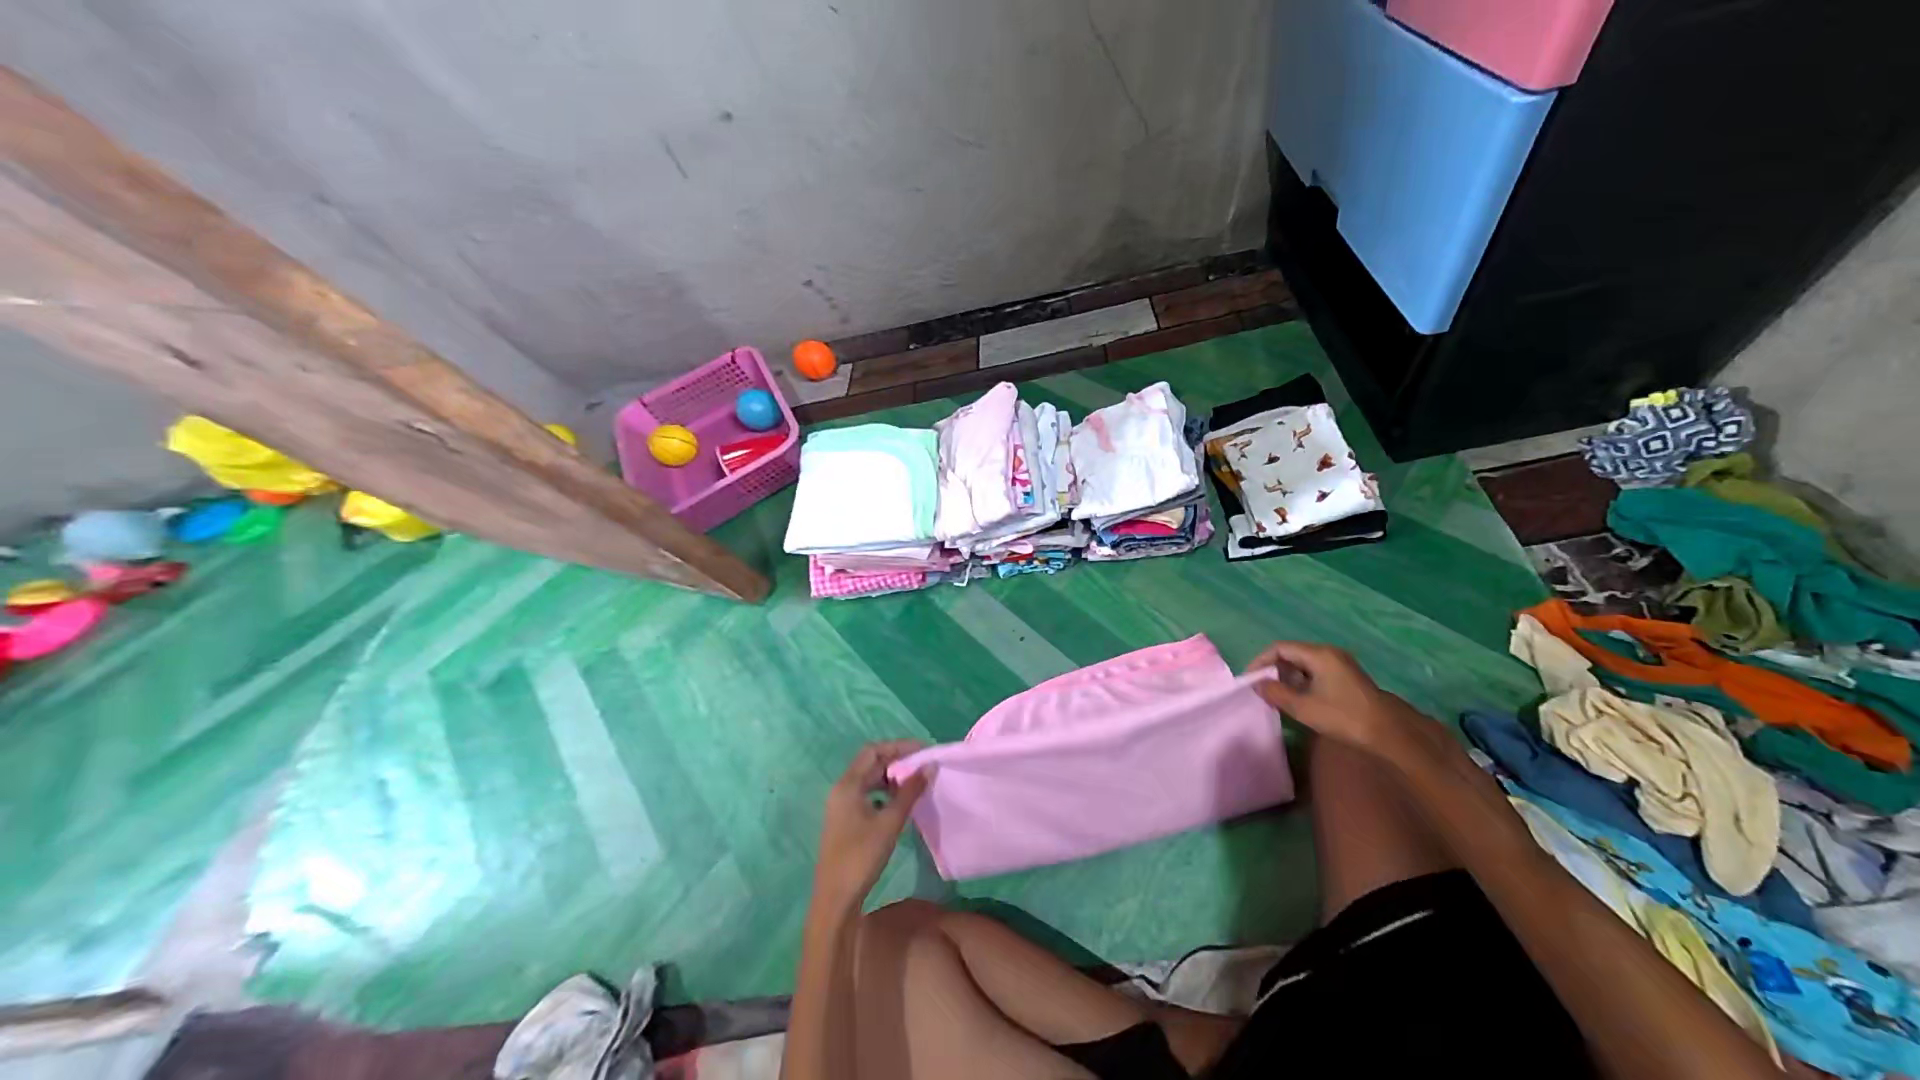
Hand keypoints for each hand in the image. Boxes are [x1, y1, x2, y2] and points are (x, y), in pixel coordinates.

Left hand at [813, 741, 931, 910]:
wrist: (835, 898)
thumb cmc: (861, 857)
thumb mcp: (890, 823)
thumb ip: (910, 792)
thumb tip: (929, 766)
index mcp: (848, 785)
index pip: (873, 751)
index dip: (899, 747)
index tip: (924, 750)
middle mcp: (841, 789)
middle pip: (870, 763)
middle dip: (897, 760)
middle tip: (924, 765)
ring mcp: (841, 805)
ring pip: (868, 779)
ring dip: (891, 777)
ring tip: (916, 782)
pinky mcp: (845, 820)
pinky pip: (866, 794)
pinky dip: (884, 792)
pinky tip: (899, 803)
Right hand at [1244, 642, 1421, 758]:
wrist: (1389, 734)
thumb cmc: (1344, 717)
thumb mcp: (1304, 708)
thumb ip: (1276, 693)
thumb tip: (1258, 684)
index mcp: (1319, 655)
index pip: (1280, 648)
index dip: (1261, 661)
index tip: (1250, 679)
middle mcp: (1329, 653)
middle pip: (1291, 653)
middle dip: (1273, 669)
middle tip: (1261, 689)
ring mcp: (1340, 664)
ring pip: (1303, 663)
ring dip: (1287, 676)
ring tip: (1276, 695)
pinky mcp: (1346, 677)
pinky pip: (1315, 671)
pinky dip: (1301, 681)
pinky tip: (1297, 699)